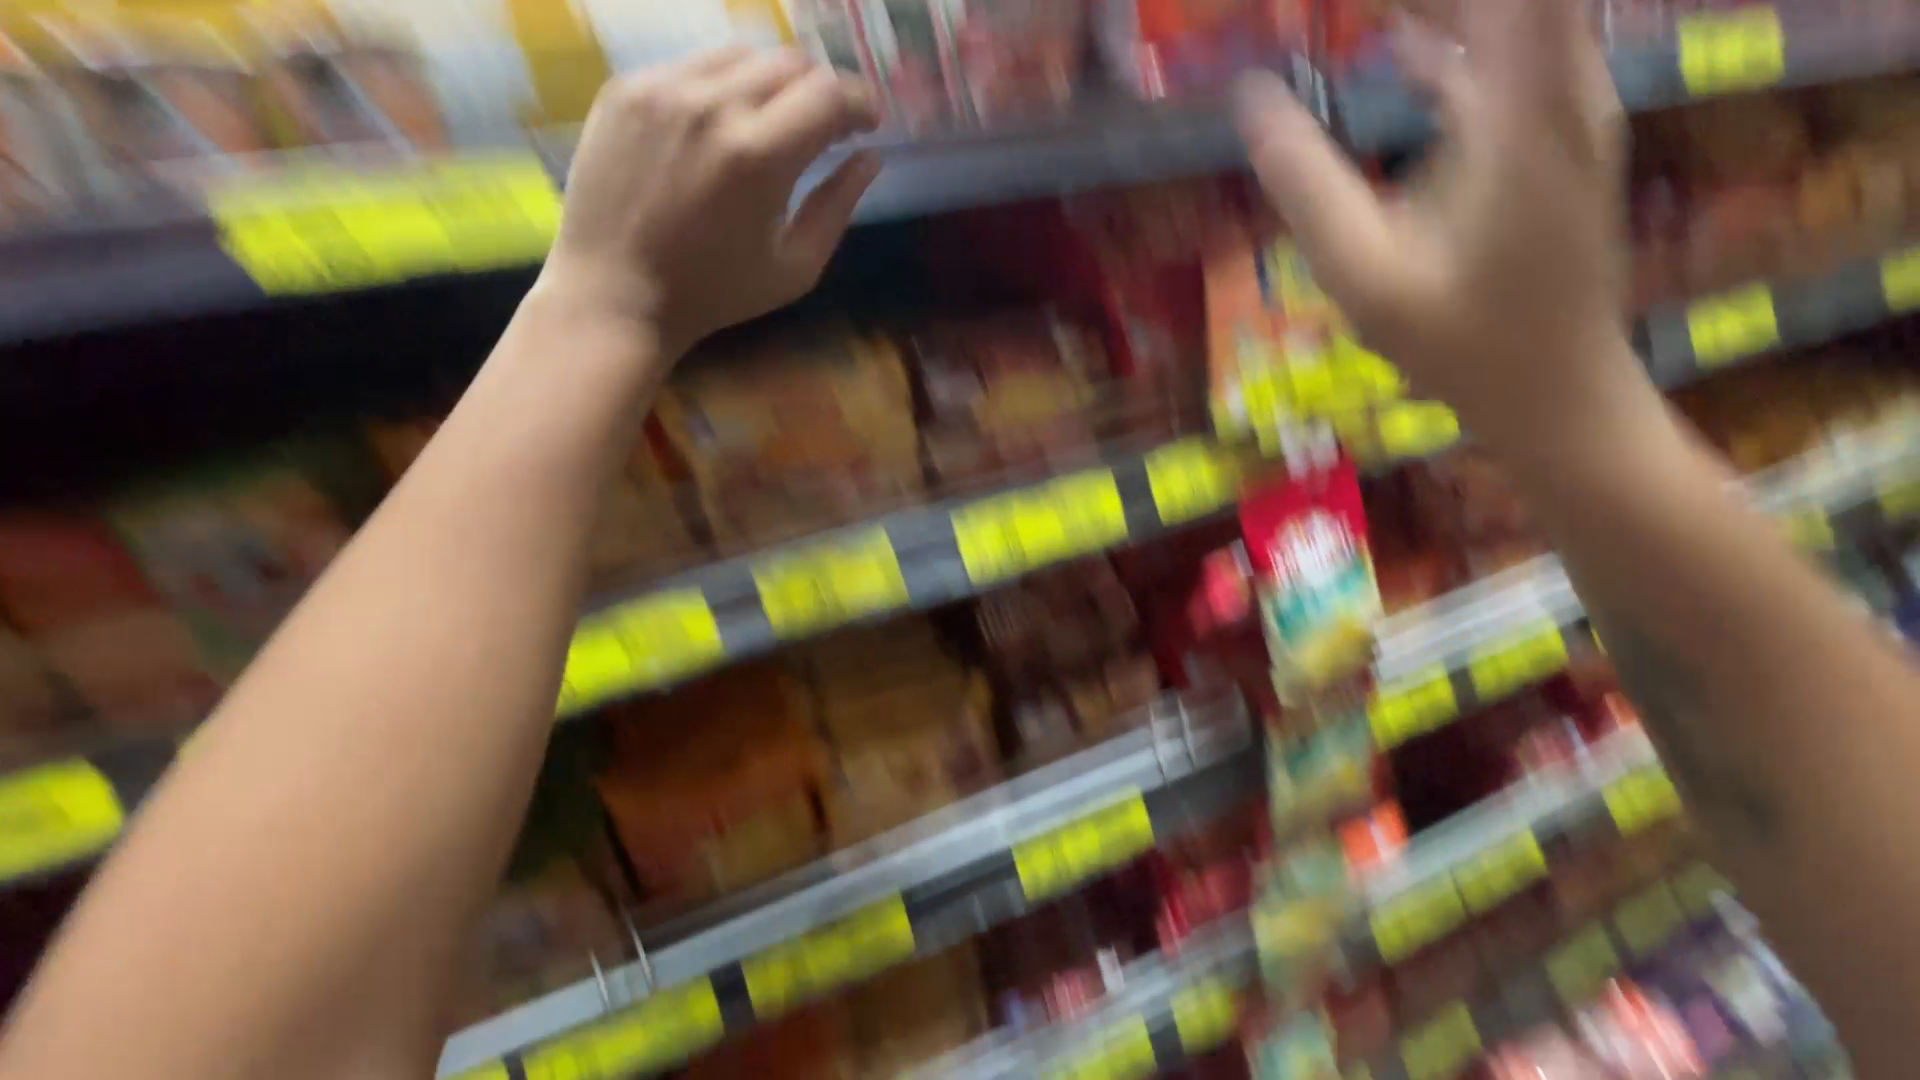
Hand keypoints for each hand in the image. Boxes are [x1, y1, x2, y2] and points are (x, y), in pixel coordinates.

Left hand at [540, 48, 880, 358]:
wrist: (615, 295)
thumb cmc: (716, 293)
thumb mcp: (795, 268)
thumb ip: (837, 207)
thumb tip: (870, 157)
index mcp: (759, 156)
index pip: (830, 94)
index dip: (860, 102)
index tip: (867, 122)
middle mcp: (712, 105)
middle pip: (791, 62)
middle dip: (822, 89)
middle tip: (825, 123)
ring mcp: (662, 89)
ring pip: (742, 54)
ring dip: (773, 80)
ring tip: (773, 119)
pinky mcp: (626, 88)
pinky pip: (692, 65)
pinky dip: (723, 85)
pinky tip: (721, 125)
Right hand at [1233, 0, 1645, 448]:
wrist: (1559, 393)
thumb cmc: (1460, 344)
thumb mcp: (1365, 275)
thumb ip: (1306, 185)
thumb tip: (1250, 100)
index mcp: (1524, 111)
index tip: (1349, 1)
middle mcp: (1563, 90)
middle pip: (1506, 2)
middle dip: (1421, 3)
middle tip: (1335, 12)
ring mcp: (1571, 114)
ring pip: (1512, 21)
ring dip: (1438, 15)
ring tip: (1357, 18)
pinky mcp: (1561, 142)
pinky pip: (1512, 57)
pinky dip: (1454, 42)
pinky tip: (1402, 52)